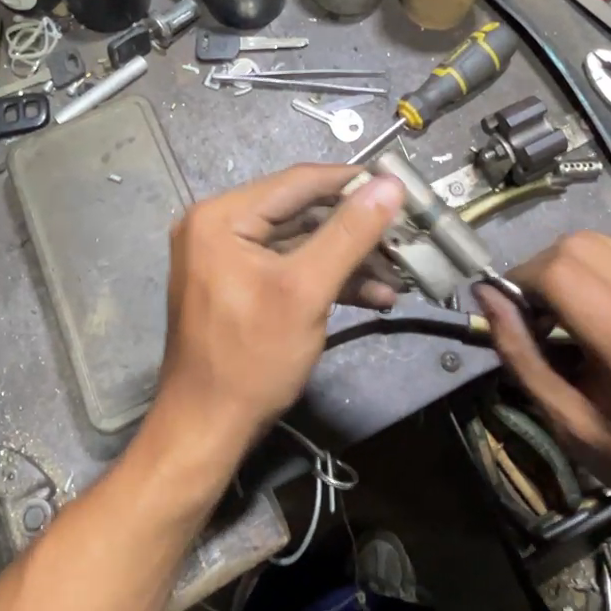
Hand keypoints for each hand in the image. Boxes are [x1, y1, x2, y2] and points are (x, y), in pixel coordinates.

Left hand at [155, 165, 403, 451]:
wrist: (206, 428)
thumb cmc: (252, 358)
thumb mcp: (306, 291)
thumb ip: (348, 234)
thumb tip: (389, 185)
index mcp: (221, 216)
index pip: (297, 182)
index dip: (351, 182)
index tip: (399, 186)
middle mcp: (217, 225)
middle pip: (299, 211)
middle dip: (354, 227)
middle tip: (404, 234)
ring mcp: (226, 255)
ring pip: (299, 241)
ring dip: (347, 257)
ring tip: (398, 271)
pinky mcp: (239, 283)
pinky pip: (288, 267)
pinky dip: (326, 278)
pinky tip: (373, 294)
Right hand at [477, 231, 610, 546]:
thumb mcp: (570, 426)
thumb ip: (521, 356)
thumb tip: (485, 294)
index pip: (564, 274)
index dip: (523, 281)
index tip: (514, 311)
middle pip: (581, 247)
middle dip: (543, 271)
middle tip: (538, 313)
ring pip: (605, 244)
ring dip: (571, 268)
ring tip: (571, 313)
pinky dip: (604, 274)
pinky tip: (606, 312)